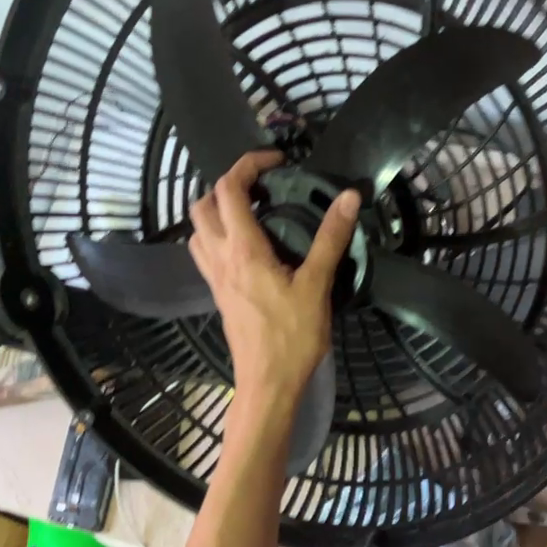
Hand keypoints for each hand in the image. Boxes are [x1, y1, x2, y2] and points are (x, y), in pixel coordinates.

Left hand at [187, 151, 360, 411]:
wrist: (268, 384)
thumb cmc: (292, 337)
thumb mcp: (317, 286)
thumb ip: (330, 238)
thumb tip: (347, 196)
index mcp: (242, 248)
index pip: (229, 188)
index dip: (248, 164)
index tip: (277, 162)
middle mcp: (220, 257)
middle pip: (203, 204)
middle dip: (227, 186)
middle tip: (262, 189)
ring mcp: (215, 278)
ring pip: (198, 230)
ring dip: (217, 212)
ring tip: (252, 216)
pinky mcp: (219, 296)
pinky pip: (205, 254)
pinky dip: (218, 238)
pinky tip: (246, 250)